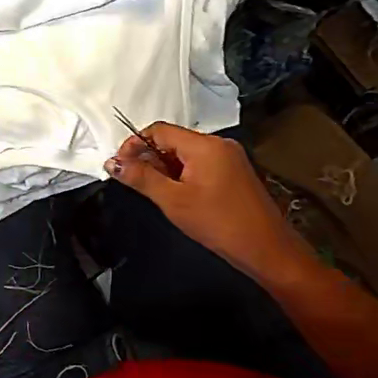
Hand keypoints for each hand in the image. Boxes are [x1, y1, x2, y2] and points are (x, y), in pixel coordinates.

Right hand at [105, 122, 317, 284]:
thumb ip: (141, 178)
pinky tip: (177, 196)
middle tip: (135, 183)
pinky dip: (182, 175)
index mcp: (205, 145)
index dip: (134, 145)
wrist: (264, 247)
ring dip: (164, 169)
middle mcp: (219, 144)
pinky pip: (199, 164)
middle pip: (172, 140)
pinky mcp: (233, 172)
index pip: (159, 130)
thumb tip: (113, 163)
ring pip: (184, 154)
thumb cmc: (218, 223)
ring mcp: (229, 158)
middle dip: (149, 158)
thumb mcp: (172, 200)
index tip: (119, 166)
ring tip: (156, 193)